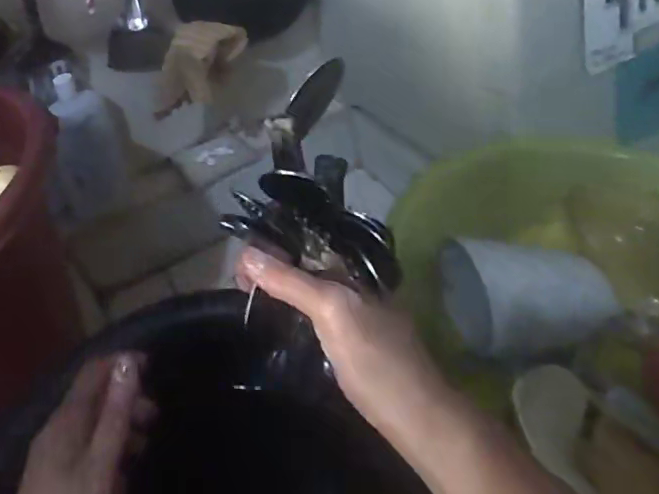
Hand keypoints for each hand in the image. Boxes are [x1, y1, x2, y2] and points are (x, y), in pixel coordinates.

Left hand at [18, 352, 156, 493]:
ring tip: (144, 444)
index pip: (92, 372)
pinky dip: (106, 450)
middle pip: (92, 399)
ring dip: (117, 426)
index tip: (151, 365)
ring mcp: (51, 456)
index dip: (120, 363)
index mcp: (65, 419)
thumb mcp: (101, 465)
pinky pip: (83, 451)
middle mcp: (55, 429)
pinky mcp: (53, 481)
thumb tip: (128, 361)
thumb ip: (115, 415)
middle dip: (124, 399)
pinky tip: (122, 473)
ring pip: (89, 426)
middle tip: (155, 416)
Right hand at [234, 248, 563, 493]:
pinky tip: (273, 319)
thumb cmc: (377, 360)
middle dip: (266, 264)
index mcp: (348, 264)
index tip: (240, 266)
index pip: (299, 237)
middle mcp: (348, 278)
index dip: (266, 243)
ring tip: (248, 299)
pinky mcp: (346, 334)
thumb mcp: (332, 312)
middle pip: (298, 258)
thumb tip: (245, 253)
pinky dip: (288, 308)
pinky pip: (310, 308)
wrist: (420, 421)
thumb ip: (290, 281)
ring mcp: (350, 308)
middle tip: (239, 285)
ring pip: (303, 284)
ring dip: (274, 287)